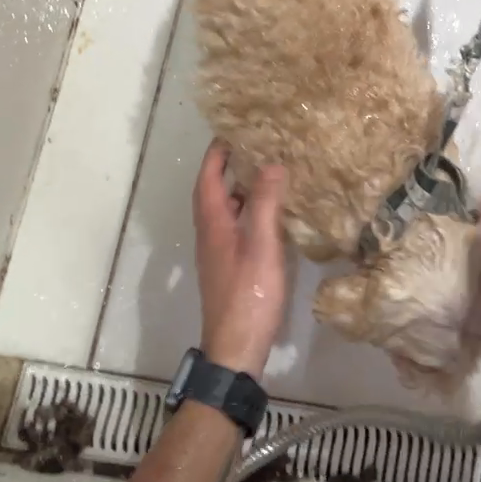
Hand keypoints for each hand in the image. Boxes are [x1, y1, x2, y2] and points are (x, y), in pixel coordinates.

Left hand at [193, 139, 290, 375]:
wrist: (236, 350)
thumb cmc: (248, 295)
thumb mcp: (262, 245)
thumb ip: (266, 203)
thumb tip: (271, 163)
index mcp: (212, 224)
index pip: (208, 178)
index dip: (217, 153)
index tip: (233, 131)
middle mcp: (210, 235)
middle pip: (213, 192)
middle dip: (229, 167)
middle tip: (256, 147)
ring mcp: (218, 254)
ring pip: (225, 211)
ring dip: (240, 189)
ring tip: (268, 174)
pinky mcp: (230, 268)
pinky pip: (235, 228)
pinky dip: (249, 212)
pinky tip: (272, 216)